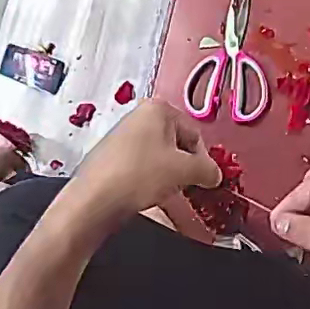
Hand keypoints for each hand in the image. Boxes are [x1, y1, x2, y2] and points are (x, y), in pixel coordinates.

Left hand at [61, 100, 219, 228]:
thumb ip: (208, 170)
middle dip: (183, 166)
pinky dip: (149, 177)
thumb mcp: (185, 171)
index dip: (202, 159)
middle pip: (177, 143)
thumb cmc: (140, 175)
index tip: (202, 178)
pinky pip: (141, 164)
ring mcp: (123, 134)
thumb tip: (214, 174)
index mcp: (158, 108)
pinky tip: (145, 192)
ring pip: (160, 155)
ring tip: (162, 190)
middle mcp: (139, 115)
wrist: (95, 199)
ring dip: (167, 174)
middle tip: (183, 185)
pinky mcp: (111, 154)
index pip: (195, 135)